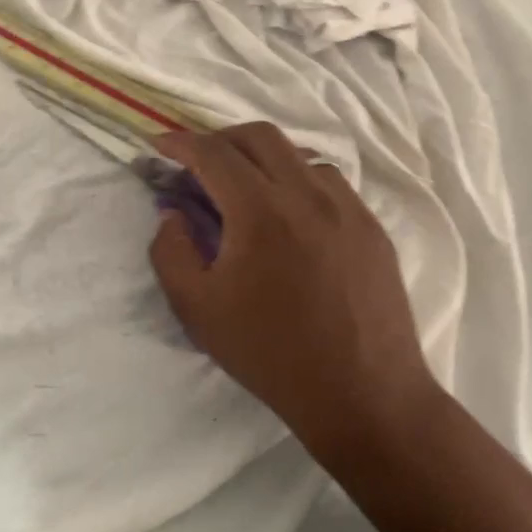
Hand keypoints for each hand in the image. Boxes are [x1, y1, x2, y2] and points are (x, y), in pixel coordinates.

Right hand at [147, 123, 436, 447]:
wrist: (363, 395)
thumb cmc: (268, 352)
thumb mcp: (194, 307)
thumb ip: (170, 250)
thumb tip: (174, 214)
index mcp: (261, 213)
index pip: (213, 153)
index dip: (179, 142)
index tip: (157, 146)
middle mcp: (309, 198)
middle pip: (260, 136)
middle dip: (218, 138)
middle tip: (194, 162)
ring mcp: (349, 211)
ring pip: (299, 156)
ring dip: (260, 159)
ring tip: (240, 190)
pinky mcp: (373, 230)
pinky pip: (329, 184)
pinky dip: (295, 182)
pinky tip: (284, 217)